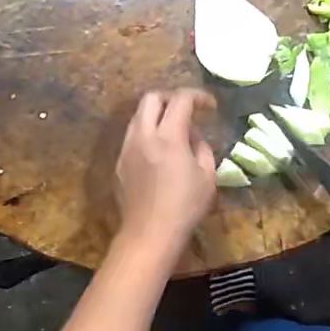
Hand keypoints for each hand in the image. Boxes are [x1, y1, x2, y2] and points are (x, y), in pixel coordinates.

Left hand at [114, 89, 217, 252]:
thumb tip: (193, 137)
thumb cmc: (185, 207)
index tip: (210, 106)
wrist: (149, 234)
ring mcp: (127, 148)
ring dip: (156, 115)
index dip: (198, 96)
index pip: (181, 100)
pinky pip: (133, 137)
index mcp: (168, 136)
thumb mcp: (207, 176)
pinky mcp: (120, 163)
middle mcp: (143, 136)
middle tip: (186, 110)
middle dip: (171, 98)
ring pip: (138, 116)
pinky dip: (147, 134)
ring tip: (173, 131)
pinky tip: (159, 153)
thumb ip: (201, 148)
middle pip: (151, 98)